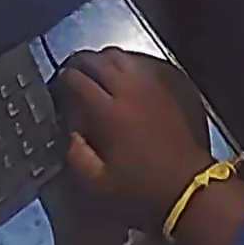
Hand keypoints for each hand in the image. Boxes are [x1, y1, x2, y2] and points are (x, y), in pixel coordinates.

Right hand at [55, 48, 211, 217]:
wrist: (186, 185)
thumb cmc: (141, 189)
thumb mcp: (101, 185)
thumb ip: (77, 156)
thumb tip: (68, 133)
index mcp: (109, 113)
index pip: (79, 81)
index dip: (64, 79)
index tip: (58, 85)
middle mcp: (126, 90)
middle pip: (97, 61)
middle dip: (79, 63)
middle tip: (71, 73)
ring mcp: (146, 84)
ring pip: (117, 56)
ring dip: (101, 59)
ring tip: (93, 72)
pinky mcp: (161, 86)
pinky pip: (135, 62)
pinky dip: (120, 62)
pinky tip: (117, 77)